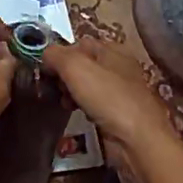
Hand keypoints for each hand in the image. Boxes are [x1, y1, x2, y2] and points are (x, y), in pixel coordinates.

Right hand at [42, 36, 176, 156]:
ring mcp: (120, 90)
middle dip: (64, 75)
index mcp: (113, 49)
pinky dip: (82, 107)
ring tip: (63, 103)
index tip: (45, 70)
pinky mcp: (118, 113)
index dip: (60, 54)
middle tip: (54, 88)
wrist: (138, 140)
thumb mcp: (75, 67)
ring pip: (86, 85)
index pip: (78, 43)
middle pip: (81, 64)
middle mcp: (118, 66)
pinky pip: (93, 103)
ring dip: (70, 92)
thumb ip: (55, 55)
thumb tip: (44, 55)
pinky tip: (76, 114)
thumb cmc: (107, 97)